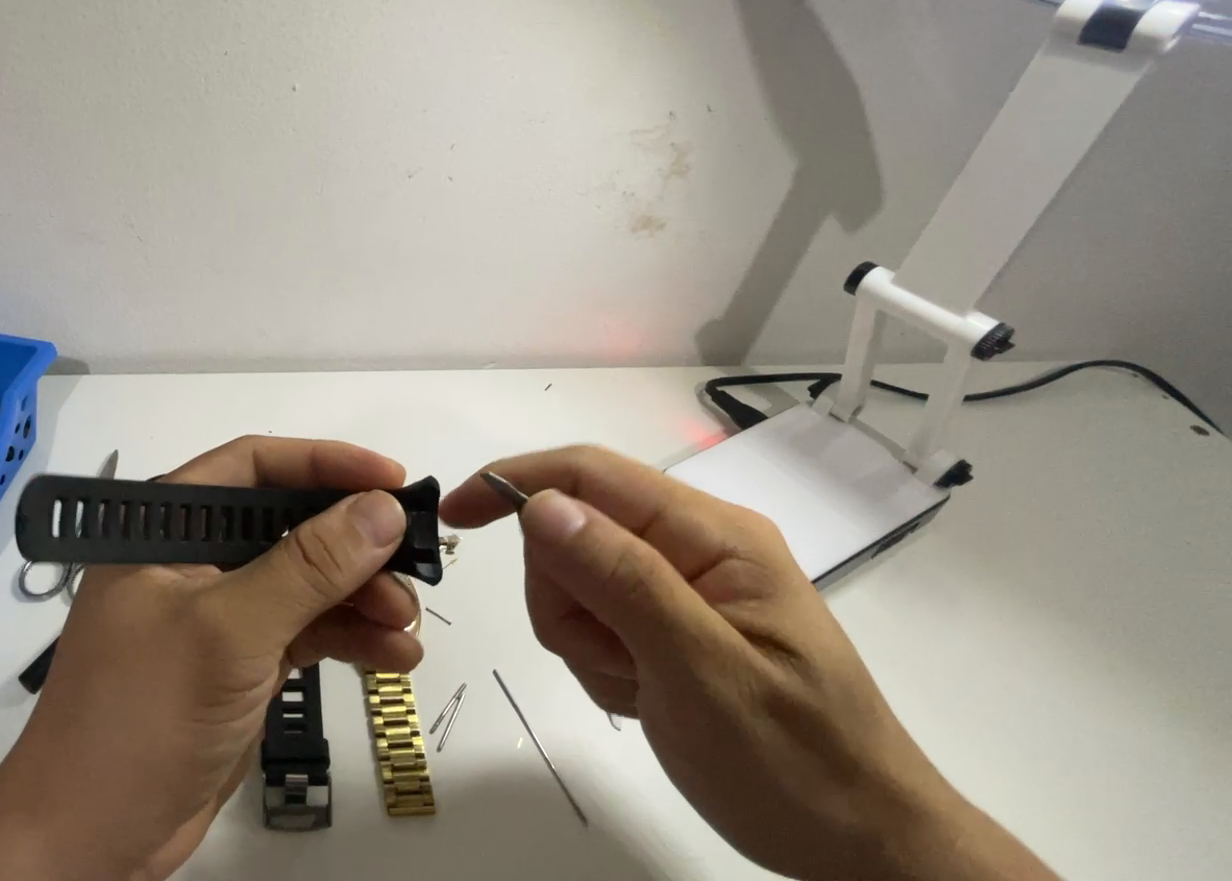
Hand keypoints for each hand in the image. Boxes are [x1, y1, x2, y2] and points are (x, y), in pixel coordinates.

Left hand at [0, 437, 421, 880]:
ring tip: (408, 623)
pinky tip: (396, 656)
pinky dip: (350, 638)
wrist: (92, 840)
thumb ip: (308, 566)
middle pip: (290, 523)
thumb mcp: (230, 630)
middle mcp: (196, 555)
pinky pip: (307, 630)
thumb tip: (381, 507)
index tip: (392, 477)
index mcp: (169, 523)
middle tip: (415, 560)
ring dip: (362, 595)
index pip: (255, 464)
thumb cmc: (143, 715)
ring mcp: (222, 611)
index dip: (326, 463)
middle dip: (355, 542)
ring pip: (307, 580)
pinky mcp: (243, 661)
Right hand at [441, 446, 1057, 880]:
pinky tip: (642, 692)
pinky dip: (596, 656)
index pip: (590, 473)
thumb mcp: (703, 672)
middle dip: (564, 594)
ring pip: (571, 576)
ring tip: (636, 683)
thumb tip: (542, 504)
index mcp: (711, 533)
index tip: (456, 516)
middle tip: (610, 657)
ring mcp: (679, 581)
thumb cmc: (796, 763)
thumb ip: (623, 581)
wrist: (860, 845)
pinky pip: (590, 616)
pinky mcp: (666, 618)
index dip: (515, 482)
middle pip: (571, 529)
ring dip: (581, 634)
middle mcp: (692, 542)